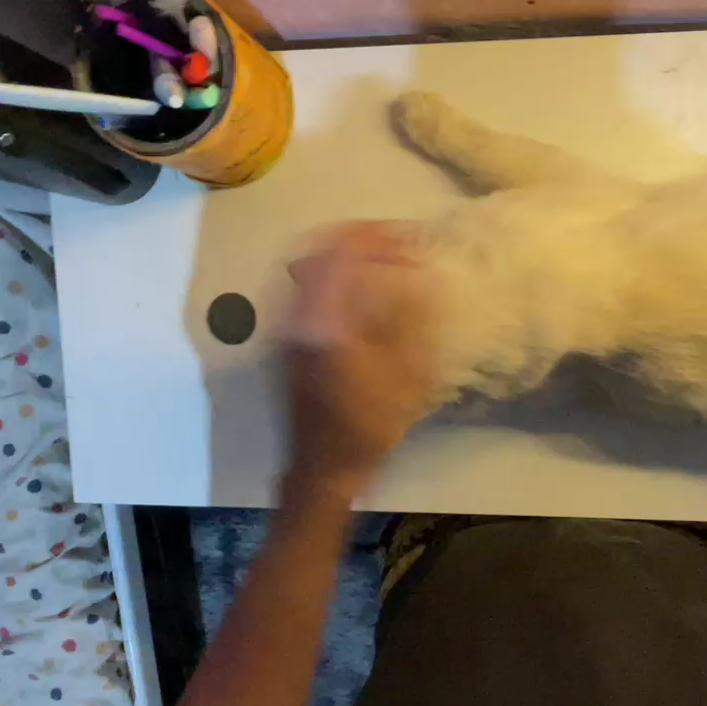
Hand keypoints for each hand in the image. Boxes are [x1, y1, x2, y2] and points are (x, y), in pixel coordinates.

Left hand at [282, 220, 437, 497]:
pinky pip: (306, 289)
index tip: (411, 241)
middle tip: (395, 241)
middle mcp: (295, 316)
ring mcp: (284, 328)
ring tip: (381, 260)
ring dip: (345, 255)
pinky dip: (333, 278)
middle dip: (360, 237)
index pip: (343, 251)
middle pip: (318, 249)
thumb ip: (412, 320)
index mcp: (323, 321)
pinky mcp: (285, 341)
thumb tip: (421, 279)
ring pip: (309, 267)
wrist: (321, 469)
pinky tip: (361, 293)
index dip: (380, 237)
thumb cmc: (366, 428)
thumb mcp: (404, 377)